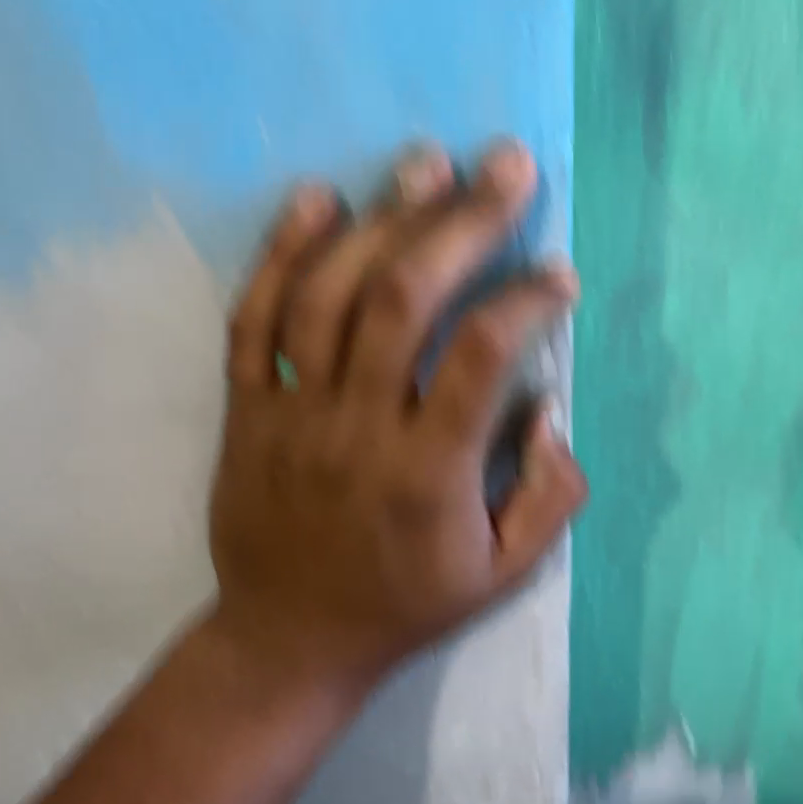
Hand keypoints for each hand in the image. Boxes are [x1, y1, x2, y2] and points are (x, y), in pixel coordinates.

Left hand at [208, 138, 585, 699]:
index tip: (558, 275)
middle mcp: (358, 428)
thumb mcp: (505, 574)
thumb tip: (547, 406)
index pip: (481, 357)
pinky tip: (316, 199)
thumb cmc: (407, 603)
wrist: (289, 640)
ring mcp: (291, 413)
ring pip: (328, 295)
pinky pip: (252, 320)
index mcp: (428, 473)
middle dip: (462, 223)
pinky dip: (280, 253)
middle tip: (506, 165)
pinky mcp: (244, 410)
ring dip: (381, 220)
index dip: (526, 301)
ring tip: (426, 163)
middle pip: (404, 301)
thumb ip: (549, 495)